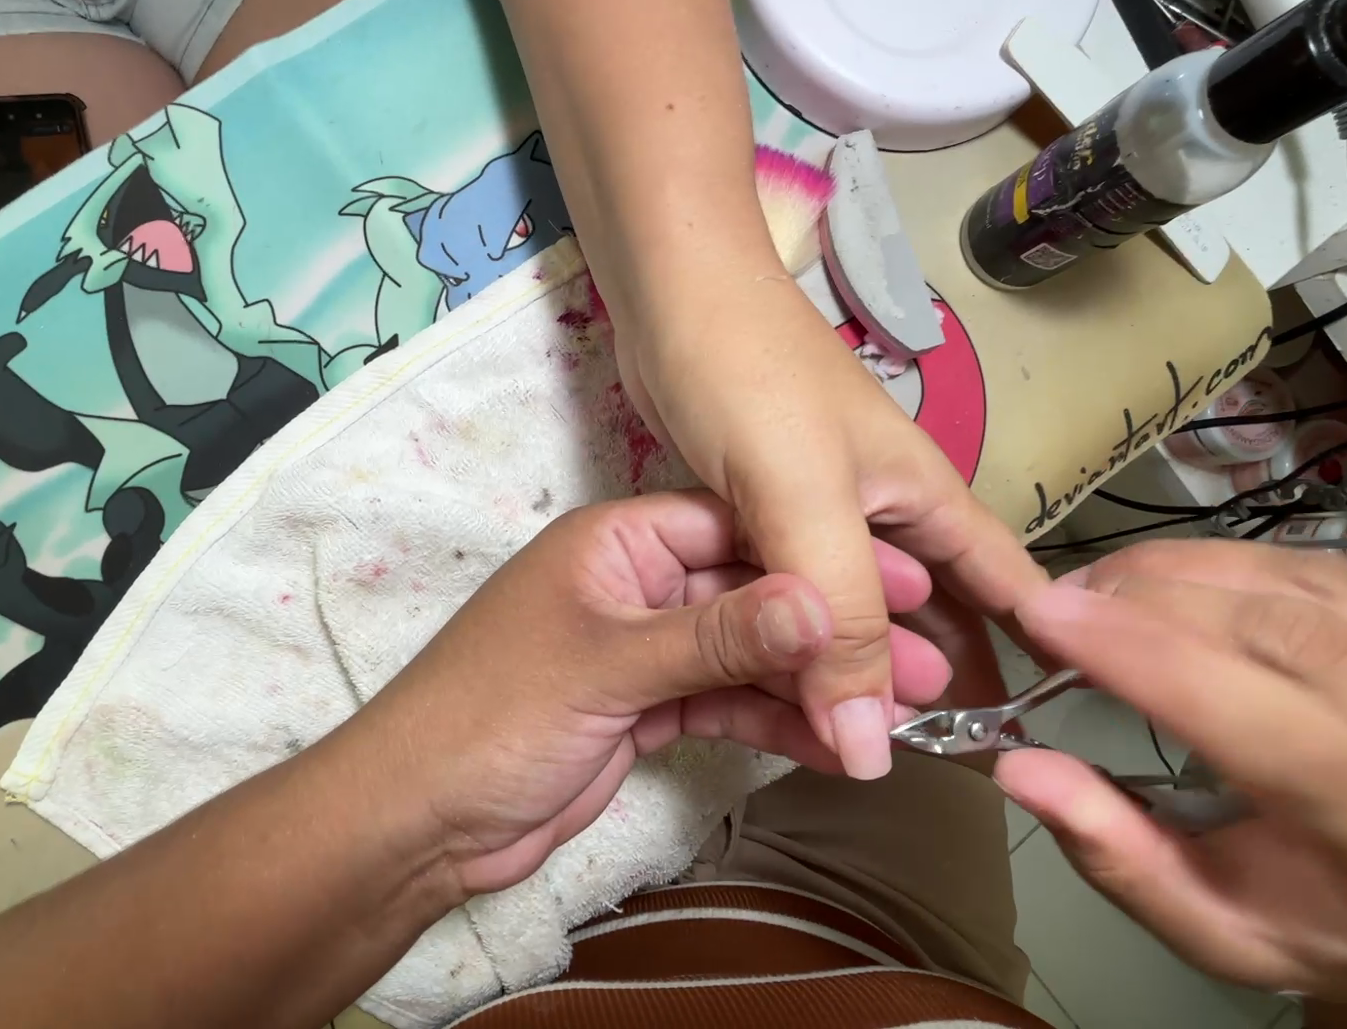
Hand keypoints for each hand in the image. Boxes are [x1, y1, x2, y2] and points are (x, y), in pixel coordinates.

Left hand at [348, 490, 955, 896]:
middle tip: (923, 667)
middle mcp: (638, 584)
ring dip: (811, 686)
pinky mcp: (645, 705)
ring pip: (743, 658)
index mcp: (619, 541)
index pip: (736, 529)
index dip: (816, 557)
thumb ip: (719, 635)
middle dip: (829, 635)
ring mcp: (644, 648)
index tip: (903, 585)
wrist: (423, 816)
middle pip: (750, 598)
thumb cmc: (499, 712)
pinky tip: (829, 743)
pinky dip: (770, 722)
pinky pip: (721, 704)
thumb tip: (826, 604)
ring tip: (899, 716)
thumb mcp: (612, 662)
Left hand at [611, 280, 1045, 779]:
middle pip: (923, 607)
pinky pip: (790, 589)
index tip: (1038, 735)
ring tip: (852, 740)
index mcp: (919, 497)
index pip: (1003, 586)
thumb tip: (872, 746)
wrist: (669, 302)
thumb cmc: (751, 382)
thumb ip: (844, 615)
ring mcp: (812, 510)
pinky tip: (782, 680)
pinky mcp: (757, 511)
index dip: (1032, 657)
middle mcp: (875, 508)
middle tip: (921, 756)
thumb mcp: (806, 499)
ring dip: (852, 666)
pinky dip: (793, 636)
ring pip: (848, 605)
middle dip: (925, 677)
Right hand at [998, 539, 1346, 1002]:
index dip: (1159, 667)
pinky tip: (1164, 578)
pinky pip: (1337, 571)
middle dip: (1154, 606)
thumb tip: (1017, 767)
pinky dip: (1228, 562)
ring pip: (1320, 589)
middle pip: (1307, 644)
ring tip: (1094, 588)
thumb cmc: (1334, 928)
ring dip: (1182, 574)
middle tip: (1052, 601)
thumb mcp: (1219, 932)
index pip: (1297, 746)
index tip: (1047, 619)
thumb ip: (1118, 857)